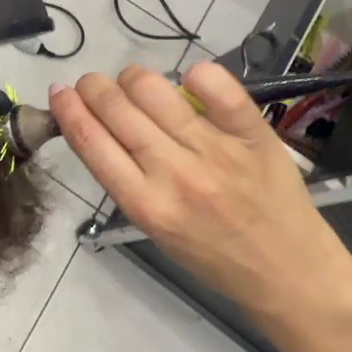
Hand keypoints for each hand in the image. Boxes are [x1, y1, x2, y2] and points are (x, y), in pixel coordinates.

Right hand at [48, 63, 351, 327]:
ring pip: (153, 88)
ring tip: (135, 85)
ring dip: (132, 77)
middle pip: (114, 107)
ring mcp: (215, 151)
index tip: (59, 92)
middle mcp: (174, 173)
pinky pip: (217, 86)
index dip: (67, 107)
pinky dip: (197, 75)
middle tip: (93, 86)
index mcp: (144, 203)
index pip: (89, 140)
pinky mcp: (253, 135)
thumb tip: (95, 124)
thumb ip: (123, 179)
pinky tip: (189, 82)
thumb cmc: (213, 257)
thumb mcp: (152, 229)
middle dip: (92, 86)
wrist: (291, 276)